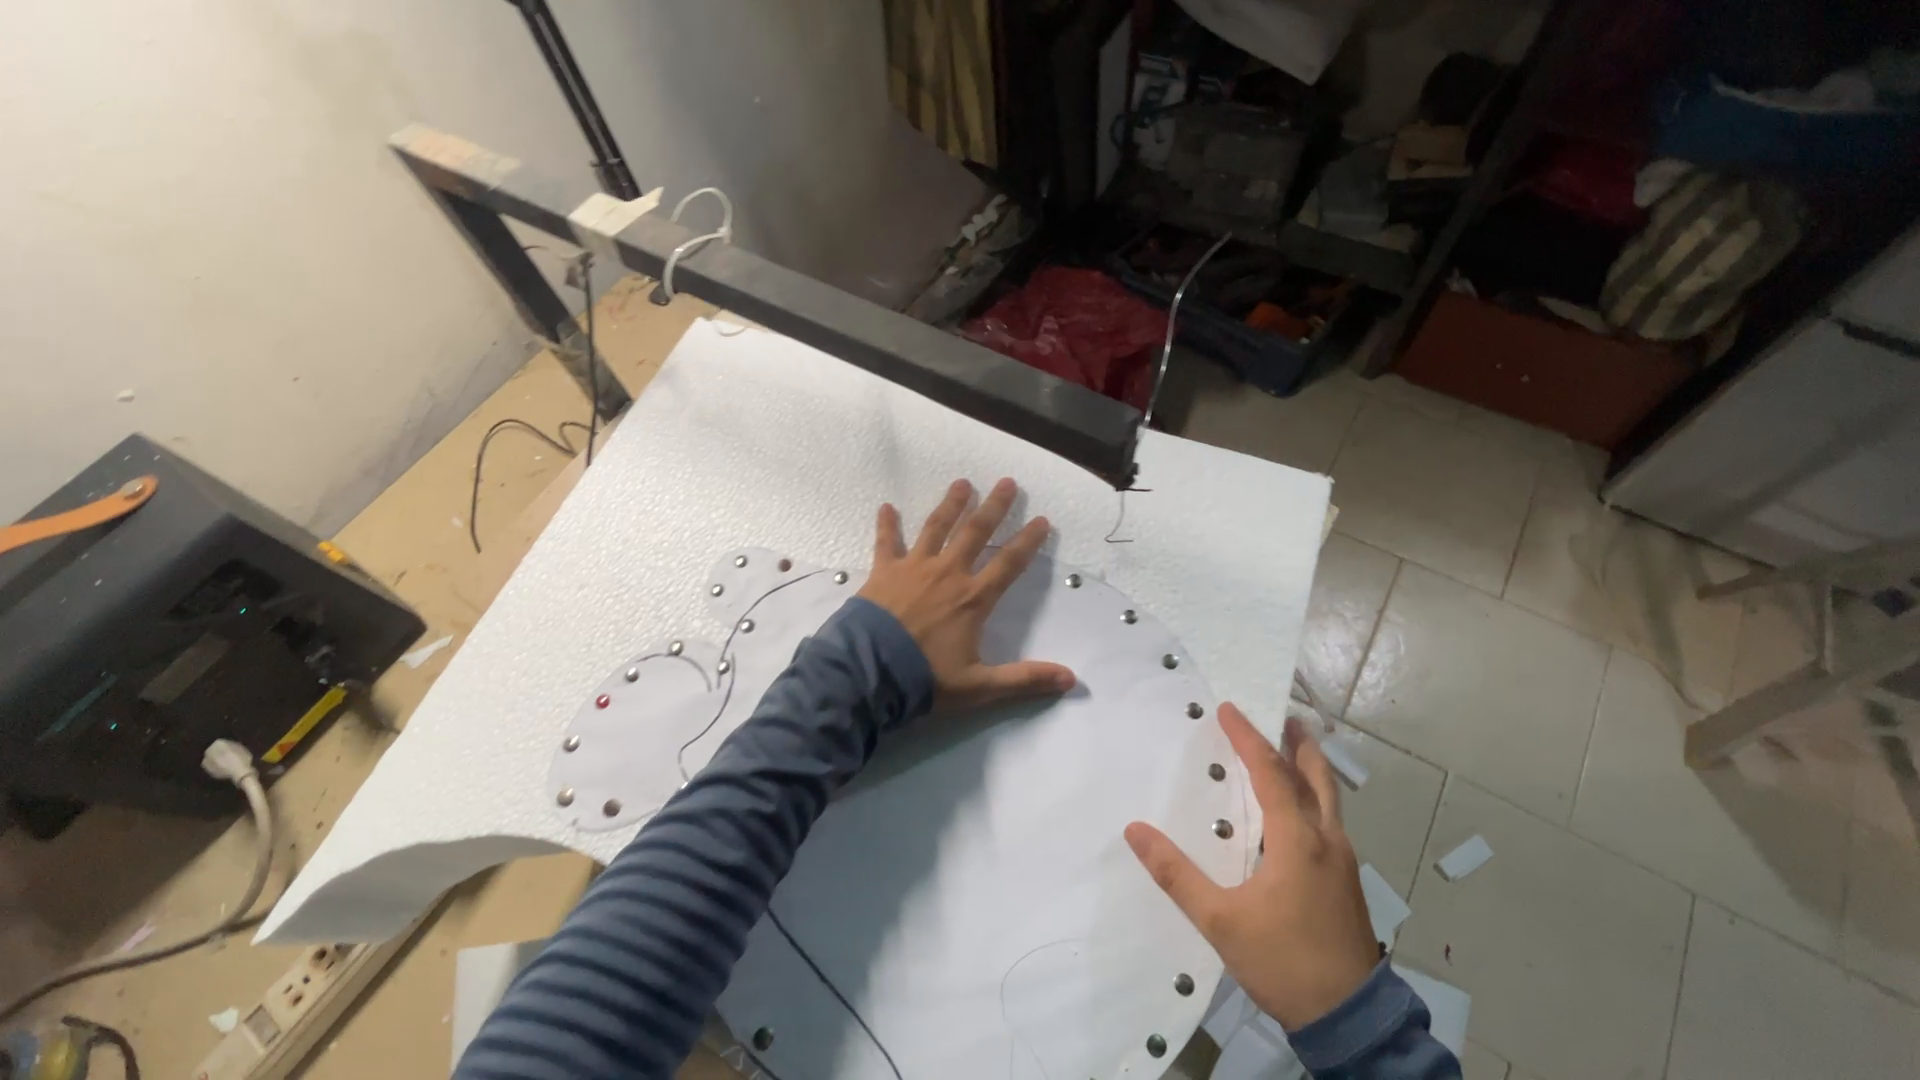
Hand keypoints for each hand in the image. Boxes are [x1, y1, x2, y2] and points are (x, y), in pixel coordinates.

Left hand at [858, 478, 1076, 710]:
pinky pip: (886, 542)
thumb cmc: (925, 678)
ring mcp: (914, 568)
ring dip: (951, 504)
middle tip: (1007, 482)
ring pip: (936, 527)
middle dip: (994, 507)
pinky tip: (886, 506)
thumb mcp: (979, 687)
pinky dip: (886, 524)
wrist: (869, 672)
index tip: (1042, 520)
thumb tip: (1071, 680)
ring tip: (962, 483)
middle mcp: (947, 574)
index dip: (1028, 541)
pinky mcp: (883, 572)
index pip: (1009, 563)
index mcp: (973, 599)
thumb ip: (1025, 679)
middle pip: (976, 533)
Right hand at [1125, 705, 1377, 1030]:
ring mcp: (1343, 863)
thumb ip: (1176, 874)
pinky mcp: (1346, 883)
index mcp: (1298, 840)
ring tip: (1291, 751)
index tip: (1229, 709)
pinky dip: (1314, 798)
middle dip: (1299, 743)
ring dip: (1310, 769)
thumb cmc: (1283, 962)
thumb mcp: (1220, 921)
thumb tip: (1135, 830)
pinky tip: (1298, 813)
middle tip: (1282, 716)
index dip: (1249, 738)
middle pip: (1317, 777)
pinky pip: (1330, 822)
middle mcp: (1327, 841)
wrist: (1349, 1018)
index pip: (1271, 773)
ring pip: (1330, 800)